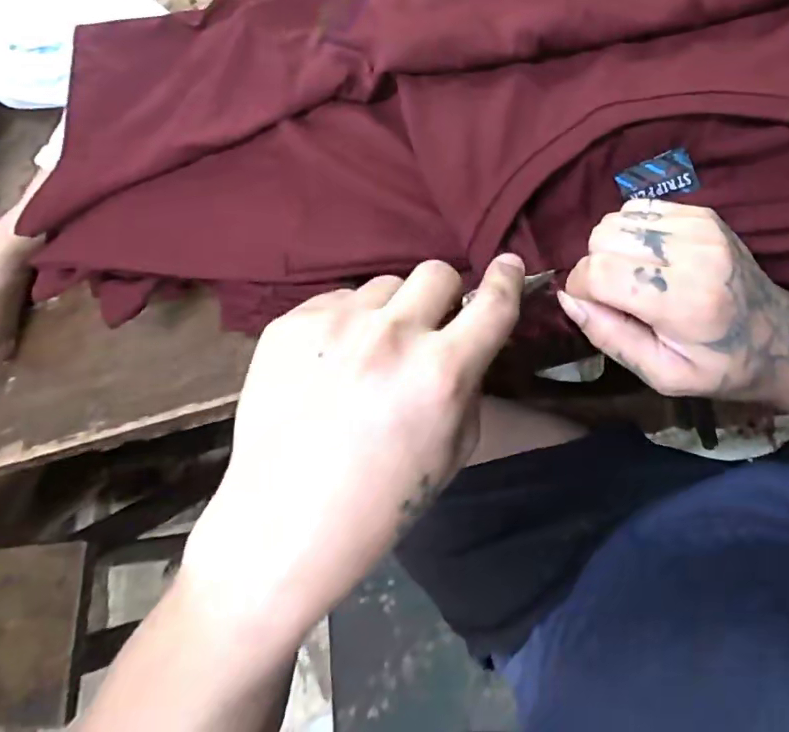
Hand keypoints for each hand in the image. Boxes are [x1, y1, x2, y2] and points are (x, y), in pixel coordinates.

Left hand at [179, 255, 527, 632]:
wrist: (280, 523)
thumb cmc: (379, 503)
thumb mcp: (451, 452)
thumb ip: (468, 385)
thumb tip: (465, 343)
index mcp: (440, 372)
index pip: (493, 303)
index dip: (507, 278)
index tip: (508, 265)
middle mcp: (391, 334)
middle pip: (436, 272)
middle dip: (443, 296)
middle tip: (428, 328)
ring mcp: (335, 322)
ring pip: (383, 285)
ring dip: (389, 312)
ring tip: (366, 356)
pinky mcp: (290, 323)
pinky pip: (336, 301)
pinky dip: (344, 324)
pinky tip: (328, 365)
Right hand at [559, 201, 788, 403]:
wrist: (781, 337)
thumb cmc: (720, 366)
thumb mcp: (662, 375)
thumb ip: (609, 336)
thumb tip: (567, 298)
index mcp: (685, 302)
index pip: (598, 272)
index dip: (582, 289)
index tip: (596, 307)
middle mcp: (694, 253)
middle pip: (601, 238)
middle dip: (595, 267)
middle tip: (619, 295)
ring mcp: (700, 226)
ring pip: (614, 220)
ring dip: (611, 248)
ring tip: (637, 275)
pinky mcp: (702, 213)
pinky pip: (636, 208)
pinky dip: (631, 232)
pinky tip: (650, 257)